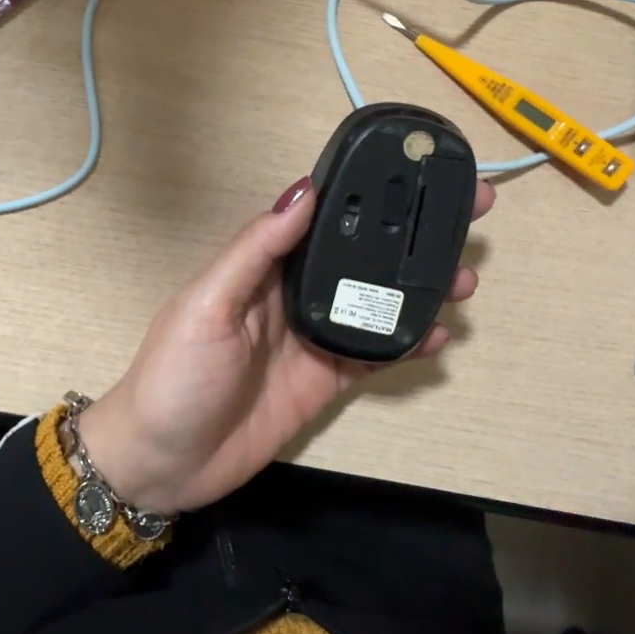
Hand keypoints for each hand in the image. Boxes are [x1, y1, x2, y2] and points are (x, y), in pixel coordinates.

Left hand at [76, 176, 494, 514]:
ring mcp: (310, 341)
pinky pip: (373, 356)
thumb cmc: (176, 375)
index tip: (417, 172)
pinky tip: (440, 334)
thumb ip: (255, 251)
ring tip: (465, 279)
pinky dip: (407, 345)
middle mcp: (289, 297)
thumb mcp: (207, 304)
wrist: (165, 461)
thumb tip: (305, 189)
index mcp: (258, 269)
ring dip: (418, 290)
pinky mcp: (323, 383)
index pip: (320, 220)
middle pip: (358, 259)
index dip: (364, 194)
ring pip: (374, 305)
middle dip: (409, 237)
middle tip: (470, 216)